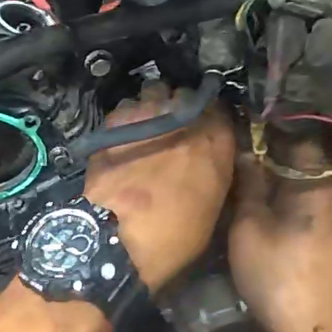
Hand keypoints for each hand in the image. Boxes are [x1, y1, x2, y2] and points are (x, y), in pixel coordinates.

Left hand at [83, 83, 234, 290]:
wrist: (124, 238)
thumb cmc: (177, 232)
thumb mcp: (214, 201)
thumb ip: (213, 165)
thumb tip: (206, 155)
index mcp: (216, 136)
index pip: (216, 106)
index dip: (204, 114)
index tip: (196, 125)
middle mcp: (185, 115)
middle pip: (180, 95)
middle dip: (174, 107)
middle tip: (166, 127)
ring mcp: (148, 112)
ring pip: (150, 94)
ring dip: (148, 108)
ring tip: (141, 129)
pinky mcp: (115, 120)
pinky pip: (123, 109)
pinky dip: (123, 121)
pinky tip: (118, 139)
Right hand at [228, 143, 331, 331]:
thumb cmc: (279, 279)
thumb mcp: (249, 230)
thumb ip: (249, 186)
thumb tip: (246, 153)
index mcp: (320, 184)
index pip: (295, 139)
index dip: (266, 136)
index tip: (239, 140)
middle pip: (303, 163)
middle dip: (272, 164)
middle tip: (237, 172)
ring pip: (308, 186)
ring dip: (282, 187)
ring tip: (250, 196)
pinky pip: (316, 205)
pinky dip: (294, 206)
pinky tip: (272, 220)